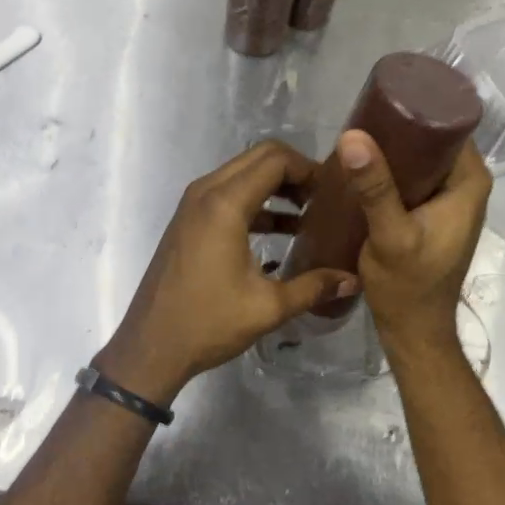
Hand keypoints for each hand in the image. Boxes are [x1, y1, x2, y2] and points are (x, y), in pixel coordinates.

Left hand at [98, 141, 360, 403]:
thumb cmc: (208, 322)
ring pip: (242, 174)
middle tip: (324, 199)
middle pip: (259, 158)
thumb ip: (314, 287)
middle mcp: (206, 192)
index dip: (308, 168)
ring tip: (309, 214)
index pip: (275, 160)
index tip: (334, 191)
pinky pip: (228, 193)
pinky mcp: (189, 220)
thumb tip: (354, 281)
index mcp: (225, 204)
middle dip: (294, 171)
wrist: (150, 347)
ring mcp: (193, 205)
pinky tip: (282, 230)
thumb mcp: (268, 307)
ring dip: (276, 185)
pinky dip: (256, 201)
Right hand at [336, 130, 491, 359]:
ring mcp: (451, 201)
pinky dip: (394, 170)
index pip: (450, 125)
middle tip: (360, 122)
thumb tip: (353, 136)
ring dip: (394, 149)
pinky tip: (364, 168)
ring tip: (357, 141)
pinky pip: (415, 177)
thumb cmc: (408, 286)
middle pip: (434, 139)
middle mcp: (468, 186)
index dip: (417, 108)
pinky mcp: (433, 214)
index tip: (380, 103)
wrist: (412, 331)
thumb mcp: (390, 234)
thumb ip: (375, 188)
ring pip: (422, 158)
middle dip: (399, 128)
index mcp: (470, 182)